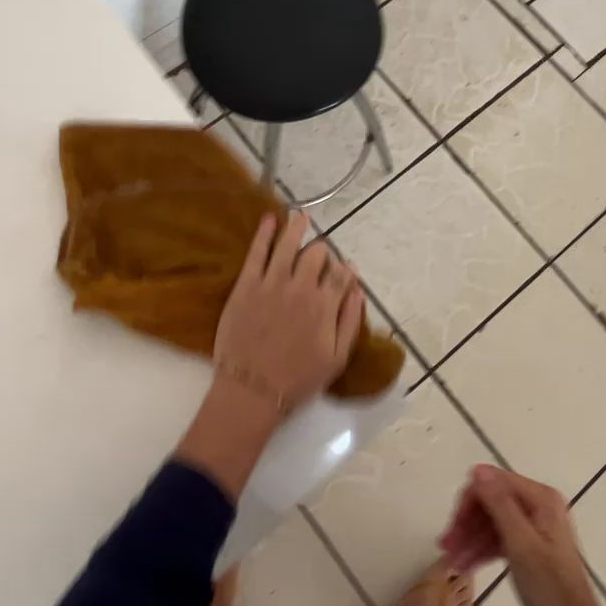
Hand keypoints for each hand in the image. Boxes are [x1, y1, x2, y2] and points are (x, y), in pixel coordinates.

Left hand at [213, 211, 365, 409]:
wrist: (252, 390)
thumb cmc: (297, 380)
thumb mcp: (336, 358)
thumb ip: (350, 321)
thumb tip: (358, 289)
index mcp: (324, 306)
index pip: (340, 274)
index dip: (344, 268)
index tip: (344, 268)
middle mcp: (301, 288)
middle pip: (316, 255)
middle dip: (321, 250)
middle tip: (319, 251)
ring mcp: (272, 283)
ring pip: (288, 245)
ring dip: (297, 227)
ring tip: (301, 215)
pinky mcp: (247, 285)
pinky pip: (257, 252)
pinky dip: (264, 233)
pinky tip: (270, 219)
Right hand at [440, 465, 604, 605]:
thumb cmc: (550, 586)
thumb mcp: (522, 544)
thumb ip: (500, 504)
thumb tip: (478, 470)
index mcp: (540, 498)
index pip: (494, 483)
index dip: (470, 500)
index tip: (453, 526)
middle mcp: (538, 505)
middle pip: (492, 501)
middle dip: (468, 523)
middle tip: (448, 546)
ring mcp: (535, 525)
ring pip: (493, 521)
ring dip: (471, 539)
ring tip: (453, 560)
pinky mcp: (531, 544)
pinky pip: (500, 538)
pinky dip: (483, 549)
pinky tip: (466, 564)